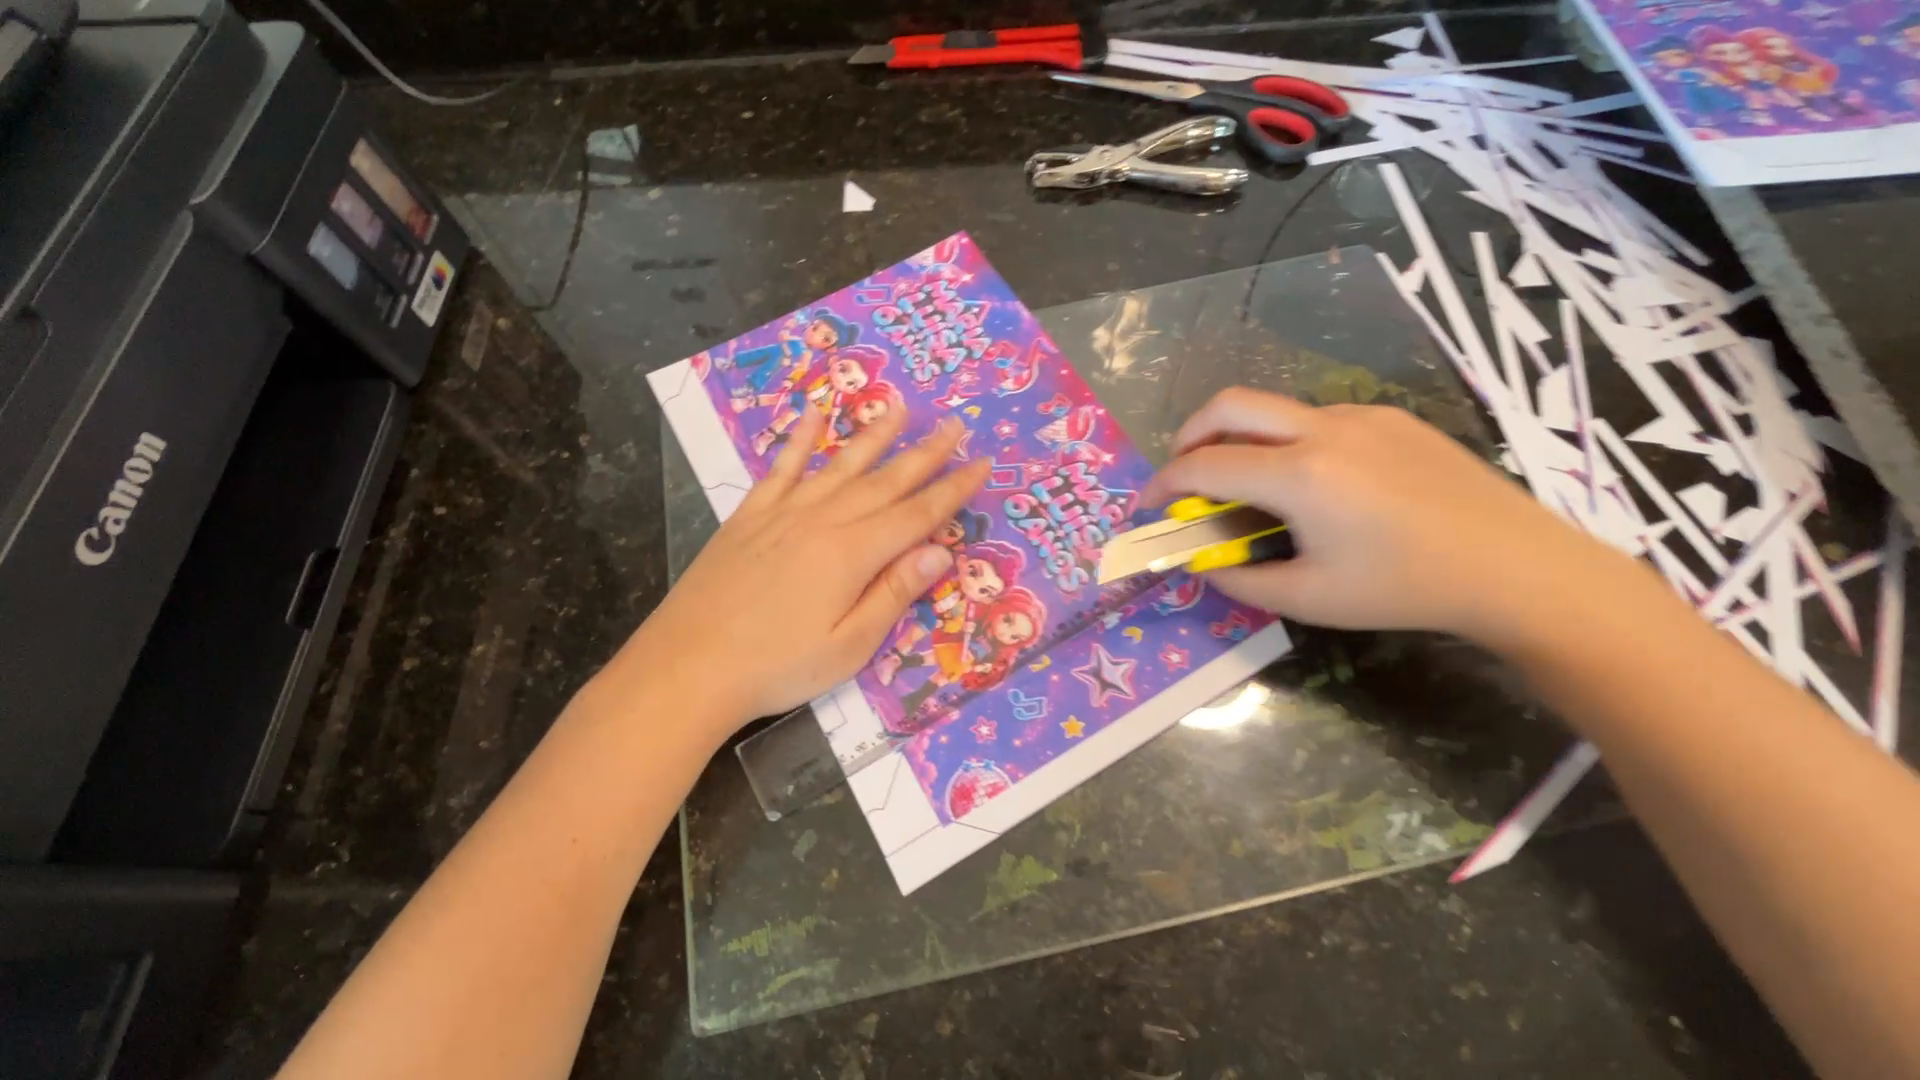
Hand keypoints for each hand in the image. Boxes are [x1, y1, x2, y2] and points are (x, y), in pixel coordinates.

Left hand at [617, 406, 988, 726]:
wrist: (688, 666)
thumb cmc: (777, 667)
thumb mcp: (849, 646)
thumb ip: (893, 593)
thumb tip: (939, 551)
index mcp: (852, 554)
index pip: (916, 515)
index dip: (952, 490)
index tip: (981, 464)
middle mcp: (822, 520)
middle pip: (884, 481)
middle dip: (925, 453)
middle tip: (955, 425)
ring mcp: (783, 513)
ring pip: (839, 464)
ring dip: (873, 435)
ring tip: (899, 406)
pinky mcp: (749, 516)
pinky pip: (781, 468)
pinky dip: (799, 439)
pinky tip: (813, 414)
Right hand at [1141, 388, 1616, 642]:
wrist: (1516, 566)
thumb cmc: (1405, 589)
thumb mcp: (1310, 598)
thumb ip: (1240, 578)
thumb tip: (1200, 561)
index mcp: (1300, 476)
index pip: (1204, 467)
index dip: (1163, 484)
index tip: (1147, 505)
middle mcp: (1323, 429)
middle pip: (1228, 406)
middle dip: (1188, 436)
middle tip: (1182, 475)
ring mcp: (1361, 415)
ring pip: (1274, 409)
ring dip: (1241, 439)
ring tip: (1249, 488)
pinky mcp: (1391, 417)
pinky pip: (1317, 418)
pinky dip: (1287, 442)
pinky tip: (1313, 485)